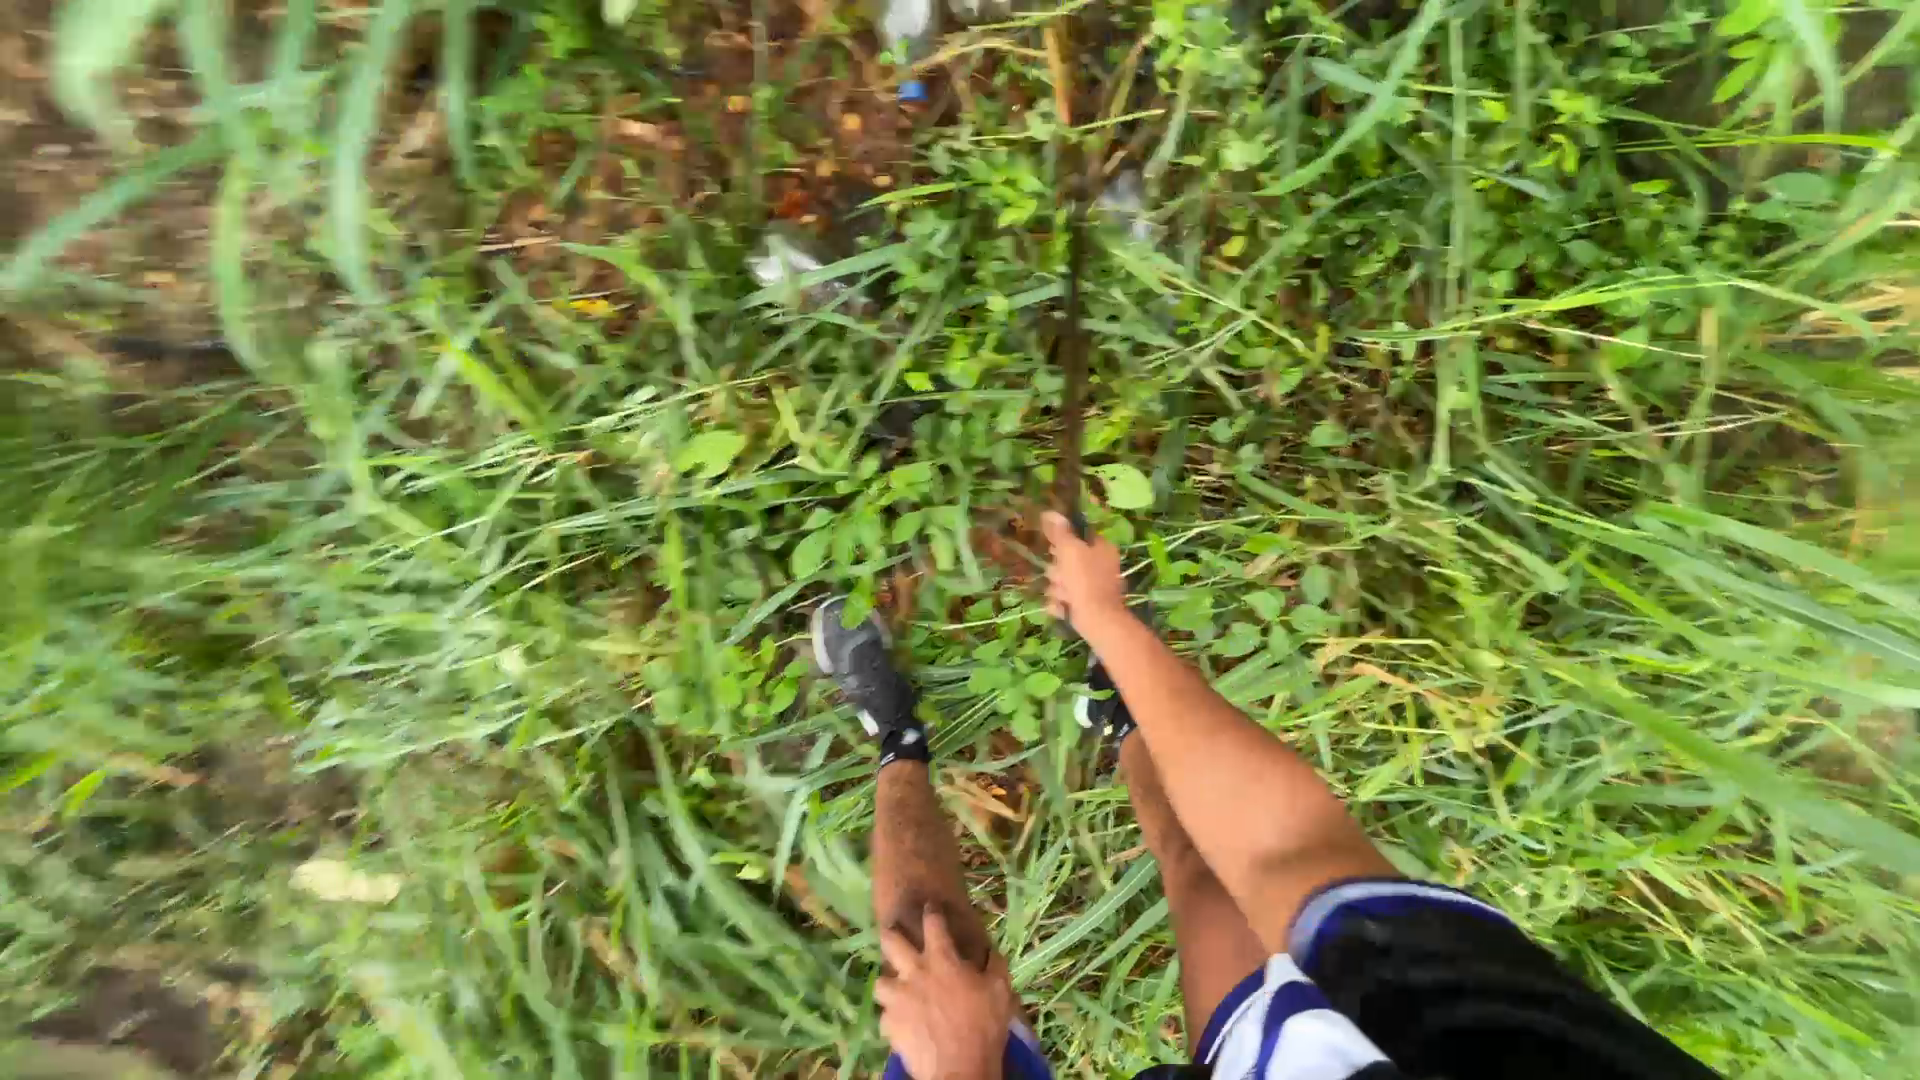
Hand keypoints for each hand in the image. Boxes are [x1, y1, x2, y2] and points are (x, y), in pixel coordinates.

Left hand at [876, 907, 1015, 1079]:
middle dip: (890, 933)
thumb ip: (995, 965)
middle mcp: (915, 973)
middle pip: (891, 941)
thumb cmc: (983, 1028)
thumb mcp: (1001, 991)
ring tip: (895, 987)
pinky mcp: (889, 1025)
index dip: (932, 911)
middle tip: (893, 933)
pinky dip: (893, 1017)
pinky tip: (902, 1022)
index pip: (933, 923)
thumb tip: (990, 950)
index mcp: (942, 960)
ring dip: (888, 982)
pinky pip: (884, 1016)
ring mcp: (898, 999)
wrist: (960, 1071)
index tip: (931, 907)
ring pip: (880, 981)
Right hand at [1041, 512, 1127, 633]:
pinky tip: (1062, 606)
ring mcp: (1094, 585)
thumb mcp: (1070, 550)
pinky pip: (1064, 598)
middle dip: (1057, 570)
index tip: (1052, 548)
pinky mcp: (1086, 604)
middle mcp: (1101, 565)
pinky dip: (1061, 603)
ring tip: (1063, 594)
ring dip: (1057, 588)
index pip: (1078, 536)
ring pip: (1064, 580)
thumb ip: (1060, 532)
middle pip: (1068, 560)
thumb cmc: (1085, 580)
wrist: (1096, 620)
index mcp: (1102, 547)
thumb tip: (1049, 512)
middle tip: (1059, 575)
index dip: (1062, 541)